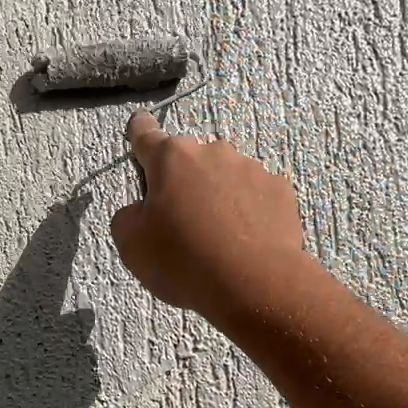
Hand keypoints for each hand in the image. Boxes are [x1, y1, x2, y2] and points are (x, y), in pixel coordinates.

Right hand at [109, 111, 309, 320]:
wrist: (251, 282)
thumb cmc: (182, 260)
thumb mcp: (131, 244)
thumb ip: (128, 217)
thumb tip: (140, 209)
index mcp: (171, 160)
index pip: (147, 136)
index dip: (139, 133)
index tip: (139, 125)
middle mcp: (213, 153)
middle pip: (189, 162)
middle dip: (181, 183)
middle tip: (178, 224)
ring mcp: (251, 169)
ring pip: (223, 179)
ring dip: (214, 199)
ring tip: (213, 241)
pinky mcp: (279, 191)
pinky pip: (253, 197)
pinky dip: (244, 213)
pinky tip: (240, 243)